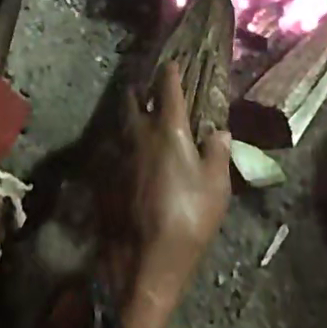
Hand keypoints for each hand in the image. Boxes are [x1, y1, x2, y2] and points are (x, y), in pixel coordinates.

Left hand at [112, 63, 232, 327]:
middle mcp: (139, 136)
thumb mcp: (217, 187)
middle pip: (132, 100)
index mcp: (168, 131)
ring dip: (129, 115)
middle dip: (139, 88)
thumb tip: (219, 130)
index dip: (171, 73)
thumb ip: (218, 152)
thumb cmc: (189, 219)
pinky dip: (123, 143)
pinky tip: (131, 153)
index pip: (168, 90)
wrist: (144, 264)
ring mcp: (118, 157)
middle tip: (147, 85)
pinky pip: (115, 150)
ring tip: (138, 114)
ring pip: (121, 124)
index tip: (172, 63)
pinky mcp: (107, 180)